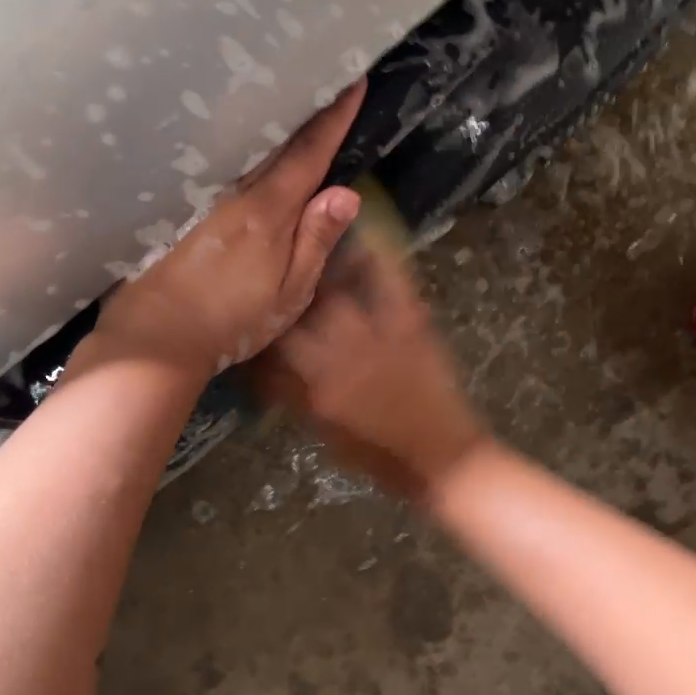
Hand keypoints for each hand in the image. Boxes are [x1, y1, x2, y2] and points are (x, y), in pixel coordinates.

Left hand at [90, 81, 366, 376]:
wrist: (155, 338)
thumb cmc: (232, 321)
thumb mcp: (290, 292)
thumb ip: (316, 240)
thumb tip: (347, 192)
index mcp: (268, 211)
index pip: (309, 154)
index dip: (333, 118)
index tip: (353, 81)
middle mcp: (232, 190)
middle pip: (272, 138)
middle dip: (301, 104)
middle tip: (320, 70)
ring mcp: (198, 193)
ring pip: (238, 142)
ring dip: (265, 114)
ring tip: (282, 85)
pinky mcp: (174, 202)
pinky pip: (211, 157)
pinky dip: (231, 138)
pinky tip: (234, 127)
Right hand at [258, 238, 487, 496]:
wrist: (443, 457)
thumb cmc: (382, 456)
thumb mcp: (326, 432)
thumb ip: (293, 396)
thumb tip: (261, 369)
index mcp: (317, 386)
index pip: (274, 345)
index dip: (261, 323)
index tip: (252, 308)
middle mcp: (343, 354)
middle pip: (302, 309)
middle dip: (286, 286)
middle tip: (278, 266)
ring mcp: (380, 335)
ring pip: (339, 289)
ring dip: (322, 264)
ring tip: (311, 242)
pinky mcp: (414, 325)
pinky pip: (393, 283)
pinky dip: (380, 257)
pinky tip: (367, 237)